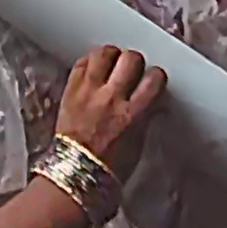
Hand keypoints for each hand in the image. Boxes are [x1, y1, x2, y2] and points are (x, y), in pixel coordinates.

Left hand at [55, 46, 166, 181]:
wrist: (74, 174)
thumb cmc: (109, 167)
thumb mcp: (137, 145)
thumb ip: (146, 117)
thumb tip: (154, 101)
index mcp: (133, 115)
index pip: (154, 79)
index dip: (156, 76)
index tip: (153, 79)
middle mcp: (112, 98)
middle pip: (130, 59)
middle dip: (134, 61)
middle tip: (131, 69)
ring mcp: (89, 91)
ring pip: (104, 53)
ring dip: (111, 56)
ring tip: (112, 63)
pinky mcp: (71, 88)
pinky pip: (82, 62)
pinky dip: (90, 62)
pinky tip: (94, 69)